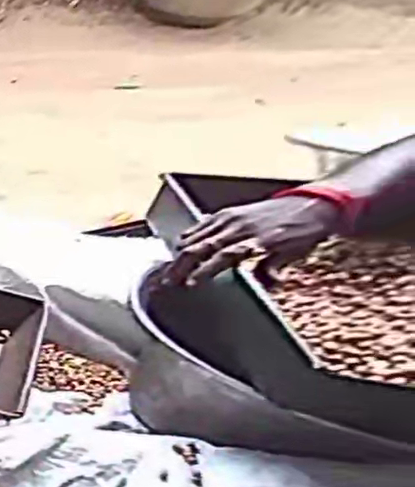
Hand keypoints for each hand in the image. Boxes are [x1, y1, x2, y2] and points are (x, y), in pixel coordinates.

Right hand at [167, 194, 340, 286]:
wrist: (318, 202)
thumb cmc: (306, 230)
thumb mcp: (295, 252)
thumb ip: (271, 268)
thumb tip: (266, 284)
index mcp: (260, 240)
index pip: (224, 257)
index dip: (203, 271)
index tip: (189, 283)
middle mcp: (242, 228)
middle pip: (199, 248)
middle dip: (179, 266)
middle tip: (167, 281)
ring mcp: (231, 219)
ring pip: (192, 239)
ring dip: (179, 256)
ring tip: (171, 269)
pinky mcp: (225, 213)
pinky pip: (196, 228)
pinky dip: (186, 241)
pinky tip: (183, 250)